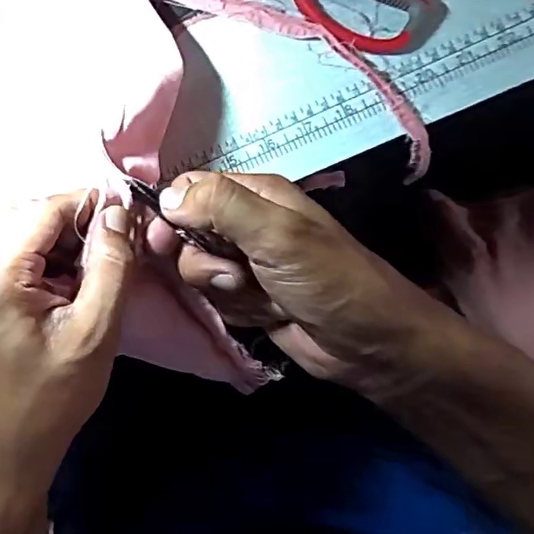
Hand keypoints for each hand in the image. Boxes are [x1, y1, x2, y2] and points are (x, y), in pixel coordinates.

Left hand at [0, 190, 135, 499]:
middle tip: (122, 248)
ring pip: (32, 237)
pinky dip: (56, 264)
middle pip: (36, 219)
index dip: (92, 204)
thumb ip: (111, 265)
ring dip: (71, 245)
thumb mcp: (94, 330)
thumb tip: (118, 211)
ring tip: (105, 271)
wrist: (11, 451)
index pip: (47, 208)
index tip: (131, 217)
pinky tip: (80, 288)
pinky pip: (24, 260)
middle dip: (83, 226)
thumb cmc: (54, 396)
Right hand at [145, 172, 467, 395]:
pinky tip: (267, 314)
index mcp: (254, 194)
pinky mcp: (247, 298)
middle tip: (232, 275)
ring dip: (225, 290)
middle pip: (186, 233)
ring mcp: (245, 264)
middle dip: (203, 261)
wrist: (368, 344)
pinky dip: (237, 310)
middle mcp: (245, 224)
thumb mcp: (276, 233)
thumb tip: (165, 197)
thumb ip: (221, 207)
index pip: (191, 188)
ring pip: (198, 271)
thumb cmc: (328, 279)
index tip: (165, 239)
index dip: (171, 211)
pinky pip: (215, 299)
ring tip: (263, 296)